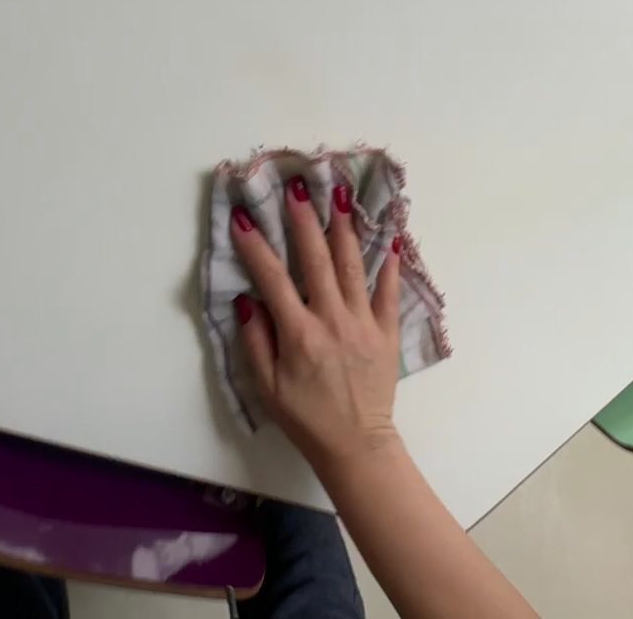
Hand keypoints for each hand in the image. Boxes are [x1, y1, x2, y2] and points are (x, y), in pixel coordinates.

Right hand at [231, 175, 405, 478]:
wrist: (357, 446)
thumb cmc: (306, 418)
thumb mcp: (267, 388)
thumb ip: (255, 341)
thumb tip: (246, 298)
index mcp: (299, 335)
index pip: (272, 279)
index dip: (254, 245)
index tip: (242, 216)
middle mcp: (332, 320)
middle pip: (316, 260)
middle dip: (304, 219)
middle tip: (297, 186)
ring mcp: (364, 323)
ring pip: (353, 265)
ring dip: (344, 227)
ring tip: (341, 194)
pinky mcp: (387, 330)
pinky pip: (389, 290)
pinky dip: (390, 262)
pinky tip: (391, 234)